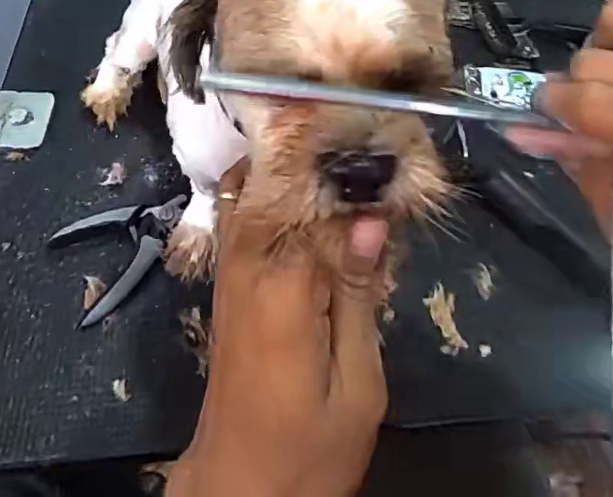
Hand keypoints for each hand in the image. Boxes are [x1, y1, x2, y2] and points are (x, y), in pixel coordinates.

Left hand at [167, 164, 389, 496]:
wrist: (236, 488)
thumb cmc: (307, 449)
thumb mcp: (358, 383)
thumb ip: (360, 293)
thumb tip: (372, 218)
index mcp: (284, 286)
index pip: (318, 201)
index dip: (353, 179)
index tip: (386, 164)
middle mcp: (246, 262)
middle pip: (278, 181)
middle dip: (317, 160)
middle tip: (362, 150)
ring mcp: (228, 268)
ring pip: (252, 188)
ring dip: (291, 169)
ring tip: (336, 159)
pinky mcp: (226, 279)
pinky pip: (241, 213)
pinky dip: (268, 191)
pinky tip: (303, 190)